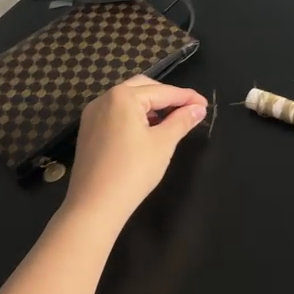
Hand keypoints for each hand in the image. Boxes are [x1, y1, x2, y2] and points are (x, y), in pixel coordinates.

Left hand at [62, 76, 207, 220]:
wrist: (95, 205)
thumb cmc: (133, 171)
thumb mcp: (163, 143)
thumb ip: (182, 121)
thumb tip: (198, 109)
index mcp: (123, 97)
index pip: (163, 92)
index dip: (187, 97)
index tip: (205, 105)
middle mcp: (104, 99)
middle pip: (143, 87)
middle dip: (167, 96)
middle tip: (189, 109)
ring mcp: (93, 115)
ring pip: (128, 100)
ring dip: (151, 105)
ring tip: (171, 120)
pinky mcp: (88, 131)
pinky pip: (116, 113)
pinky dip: (134, 115)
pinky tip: (147, 130)